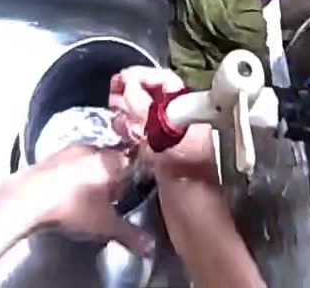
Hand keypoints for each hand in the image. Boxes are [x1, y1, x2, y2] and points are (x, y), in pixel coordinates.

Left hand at [2, 143, 153, 254]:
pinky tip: (70, 190)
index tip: (131, 189)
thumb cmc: (73, 207)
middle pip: (112, 159)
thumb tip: (149, 245)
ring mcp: (74, 148)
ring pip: (92, 158)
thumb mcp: (105, 225)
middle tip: (110, 198)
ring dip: (93, 173)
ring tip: (89, 196)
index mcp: (113, 161)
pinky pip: (73, 161)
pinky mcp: (56, 153)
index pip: (133, 162)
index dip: (133, 176)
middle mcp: (96, 148)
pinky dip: (75, 173)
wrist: (33, 196)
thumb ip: (130, 234)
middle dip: (112, 176)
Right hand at [109, 67, 216, 181]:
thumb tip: (129, 86)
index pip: (167, 83)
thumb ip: (147, 116)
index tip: (122, 77)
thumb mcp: (166, 149)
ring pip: (150, 114)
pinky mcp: (164, 158)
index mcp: (191, 116)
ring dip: (130, 106)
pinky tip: (118, 125)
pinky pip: (146, 133)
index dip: (144, 76)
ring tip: (111, 102)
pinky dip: (132, 126)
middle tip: (112, 87)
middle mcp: (183, 124)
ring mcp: (174, 141)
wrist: (198, 232)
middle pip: (157, 96)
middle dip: (134, 89)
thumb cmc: (188, 189)